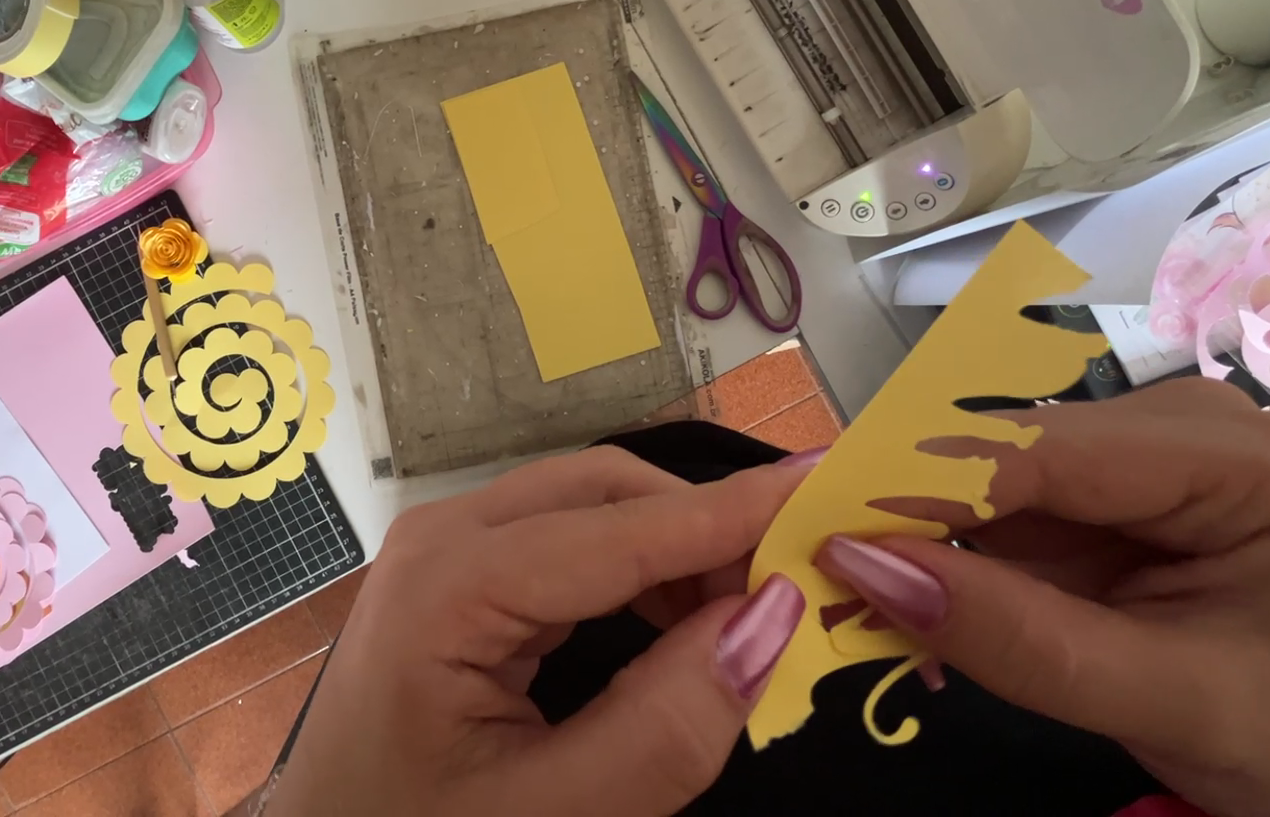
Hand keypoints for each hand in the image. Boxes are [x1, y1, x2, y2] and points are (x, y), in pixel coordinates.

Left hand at [265, 446, 814, 816]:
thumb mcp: (548, 816)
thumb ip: (663, 727)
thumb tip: (767, 619)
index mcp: (450, 580)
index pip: (619, 527)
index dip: (730, 510)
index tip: (824, 485)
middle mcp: (446, 530)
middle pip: (602, 491)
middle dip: (702, 525)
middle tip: (790, 581)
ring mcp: (447, 541)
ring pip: (587, 505)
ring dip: (672, 544)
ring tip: (743, 611)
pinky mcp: (458, 564)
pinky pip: (563, 536)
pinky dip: (633, 564)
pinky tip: (674, 613)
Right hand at [814, 379, 1269, 816]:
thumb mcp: (1184, 709)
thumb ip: (1021, 641)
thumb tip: (854, 563)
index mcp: (1239, 457)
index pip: (1036, 452)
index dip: (916, 486)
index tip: (815, 526)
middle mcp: (1174, 430)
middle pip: (995, 458)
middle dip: (905, 516)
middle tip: (817, 568)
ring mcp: (1128, 460)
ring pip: (975, 483)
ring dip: (910, 537)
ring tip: (847, 588)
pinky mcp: (1092, 498)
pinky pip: (986, 514)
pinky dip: (937, 556)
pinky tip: (905, 594)